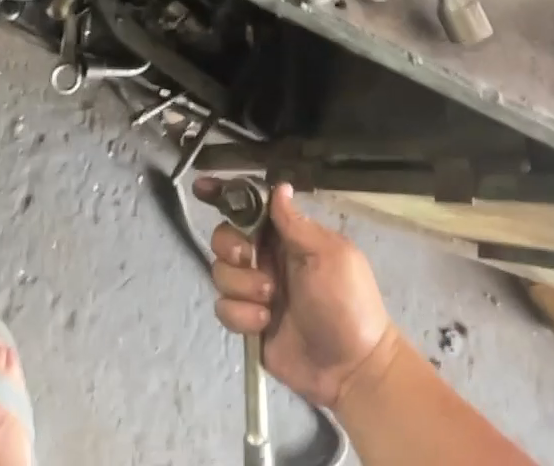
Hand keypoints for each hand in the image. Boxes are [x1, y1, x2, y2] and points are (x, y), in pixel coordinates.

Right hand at [196, 180, 394, 407]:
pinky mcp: (246, 320)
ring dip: (242, 285)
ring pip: (220, 271)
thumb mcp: (330, 256)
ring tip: (270, 301)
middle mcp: (266, 258)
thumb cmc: (347, 303)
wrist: (352, 368)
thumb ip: (296, 223)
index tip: (201, 186)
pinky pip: (223, 307)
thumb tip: (278, 186)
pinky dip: (242, 314)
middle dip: (230, 245)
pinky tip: (264, 323)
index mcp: (287, 237)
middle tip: (247, 257)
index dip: (225, 193)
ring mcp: (254, 290)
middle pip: (224, 236)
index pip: (250, 206)